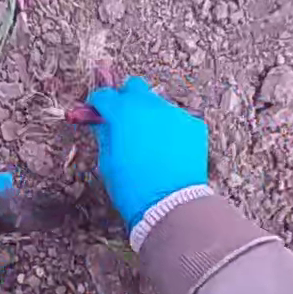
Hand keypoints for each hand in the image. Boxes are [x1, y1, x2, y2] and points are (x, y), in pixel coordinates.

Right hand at [85, 77, 208, 226]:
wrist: (171, 205)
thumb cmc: (135, 190)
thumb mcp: (108, 163)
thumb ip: (105, 136)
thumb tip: (103, 123)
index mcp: (124, 114)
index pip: (106, 95)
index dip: (99, 104)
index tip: (99, 111)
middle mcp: (150, 107)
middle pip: (135, 88)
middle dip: (126, 100)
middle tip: (123, 120)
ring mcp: (174, 114)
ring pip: (157, 104)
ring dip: (149, 116)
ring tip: (148, 143)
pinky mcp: (193, 125)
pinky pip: (177, 120)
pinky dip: (170, 130)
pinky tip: (167, 150)